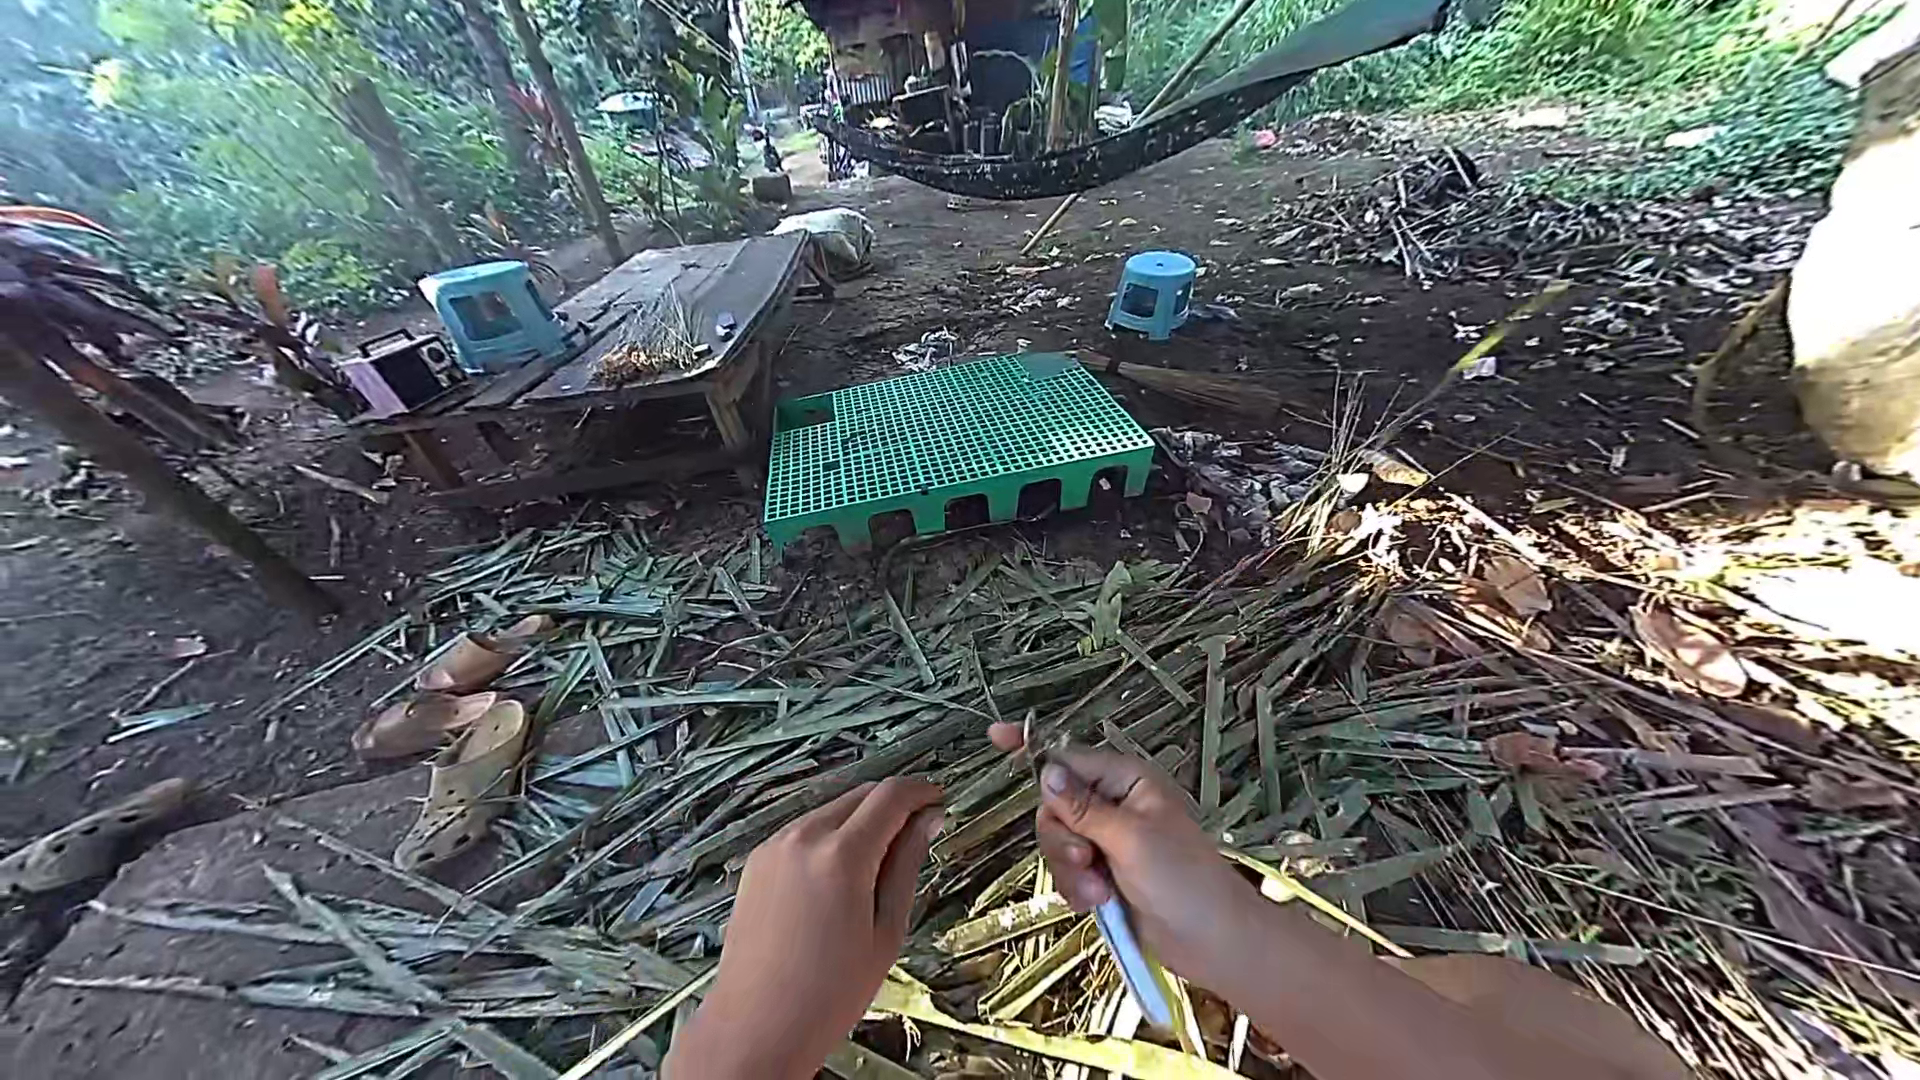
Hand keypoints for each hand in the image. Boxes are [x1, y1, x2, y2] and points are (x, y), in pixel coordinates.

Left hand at [665, 778, 944, 1079]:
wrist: (754, 1030)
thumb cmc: (825, 994)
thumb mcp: (886, 930)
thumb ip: (907, 863)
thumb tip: (927, 820)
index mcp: (841, 856)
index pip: (891, 795)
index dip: (919, 791)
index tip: (935, 798)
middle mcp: (805, 838)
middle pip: (863, 793)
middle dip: (893, 803)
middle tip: (915, 829)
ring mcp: (777, 845)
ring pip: (835, 807)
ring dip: (863, 817)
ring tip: (877, 860)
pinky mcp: (760, 857)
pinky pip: (807, 827)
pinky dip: (832, 833)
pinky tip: (840, 872)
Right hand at [988, 723, 1265, 996]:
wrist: (1215, 944)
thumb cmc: (1184, 879)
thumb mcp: (1130, 838)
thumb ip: (1083, 807)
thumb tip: (1045, 772)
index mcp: (1124, 779)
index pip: (1067, 756)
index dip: (1030, 748)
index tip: (995, 735)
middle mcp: (1111, 802)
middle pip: (1054, 804)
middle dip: (1062, 837)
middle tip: (1085, 859)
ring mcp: (1104, 837)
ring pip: (1056, 839)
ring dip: (1071, 868)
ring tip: (1100, 890)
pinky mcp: (1100, 870)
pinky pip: (1066, 868)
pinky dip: (1076, 887)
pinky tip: (1099, 902)